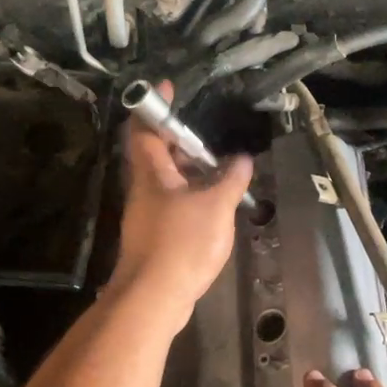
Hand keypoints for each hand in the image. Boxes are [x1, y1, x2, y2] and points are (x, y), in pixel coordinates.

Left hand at [111, 86, 252, 306]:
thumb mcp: (216, 205)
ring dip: (191, 174)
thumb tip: (241, 159)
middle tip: (209, 139)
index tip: (168, 89)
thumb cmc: (181, 243)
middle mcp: (144, 189)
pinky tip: (215, 208)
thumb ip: (231, 179)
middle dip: (182, 143)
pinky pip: (174, 206)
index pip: (145, 128)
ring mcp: (147, 215)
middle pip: (157, 155)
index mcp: (151, 172)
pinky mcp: (155, 237)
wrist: (154, 297)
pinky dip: (193, 199)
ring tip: (221, 172)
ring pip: (168, 182)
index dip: (155, 106)